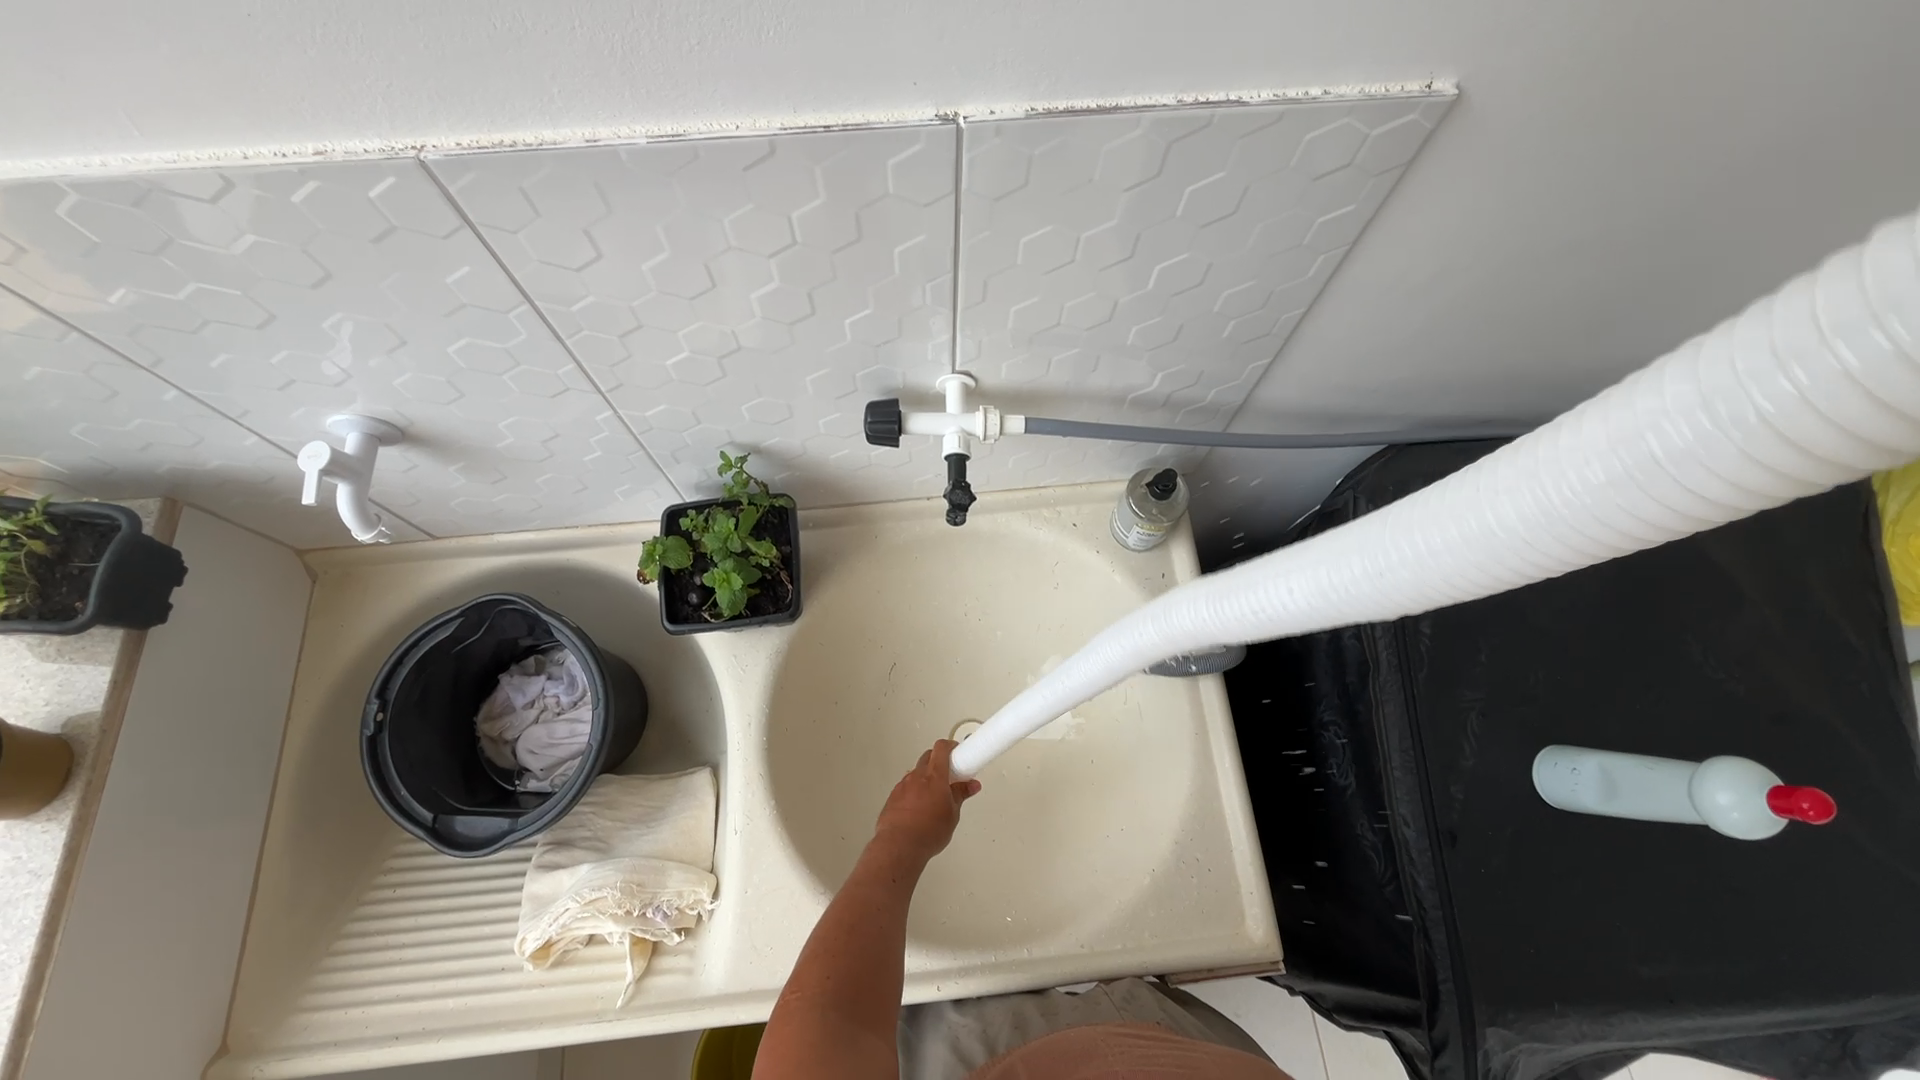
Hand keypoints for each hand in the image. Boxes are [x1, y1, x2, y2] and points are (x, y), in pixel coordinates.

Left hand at [873, 739, 981, 863]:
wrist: (899, 846)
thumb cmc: (928, 832)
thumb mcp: (952, 814)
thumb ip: (960, 795)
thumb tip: (971, 786)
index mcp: (935, 776)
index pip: (941, 748)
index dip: (951, 747)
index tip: (958, 753)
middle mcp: (917, 777)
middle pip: (928, 757)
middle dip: (939, 761)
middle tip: (949, 776)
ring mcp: (902, 786)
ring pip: (916, 772)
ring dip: (925, 777)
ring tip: (934, 796)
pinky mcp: (893, 797)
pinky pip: (905, 787)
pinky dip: (913, 790)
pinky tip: (919, 808)